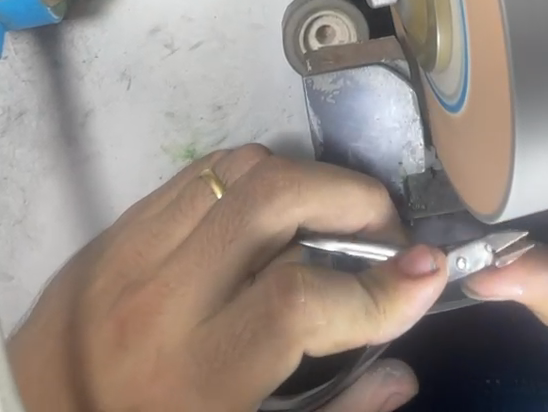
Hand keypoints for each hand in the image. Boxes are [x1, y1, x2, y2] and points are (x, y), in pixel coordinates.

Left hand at [0, 145, 448, 411]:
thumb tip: (403, 366)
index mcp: (189, 376)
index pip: (296, 301)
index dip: (377, 287)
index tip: (428, 273)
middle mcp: (158, 297)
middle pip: (268, 199)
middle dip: (348, 197)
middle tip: (385, 227)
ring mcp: (131, 247)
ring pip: (237, 170)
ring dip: (306, 179)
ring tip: (335, 214)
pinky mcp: (119, 223)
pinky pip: (203, 173)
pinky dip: (257, 179)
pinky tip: (275, 211)